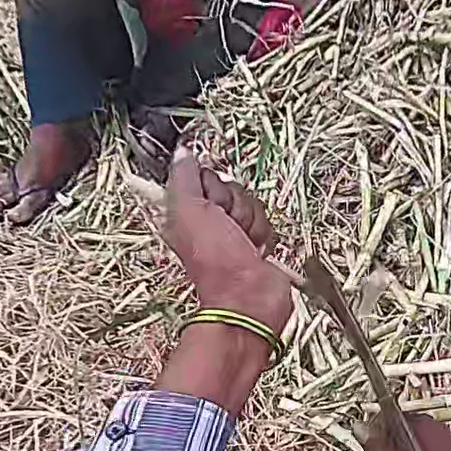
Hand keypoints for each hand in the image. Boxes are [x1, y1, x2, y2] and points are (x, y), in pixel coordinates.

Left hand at [163, 150, 291, 332]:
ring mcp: (234, 233)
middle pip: (232, 187)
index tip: (210, 207)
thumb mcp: (188, 210)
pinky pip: (267, 222)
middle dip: (235, 205)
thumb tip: (184, 151)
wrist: (248, 298)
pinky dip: (265, 235)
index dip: (212, 188)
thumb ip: (184, 176)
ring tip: (244, 244)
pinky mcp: (257, 244)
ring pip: (252, 203)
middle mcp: (209, 221)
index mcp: (187, 212)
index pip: (207, 175)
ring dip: (252, 221)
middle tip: (229, 228)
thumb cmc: (215, 261)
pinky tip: (257, 251)